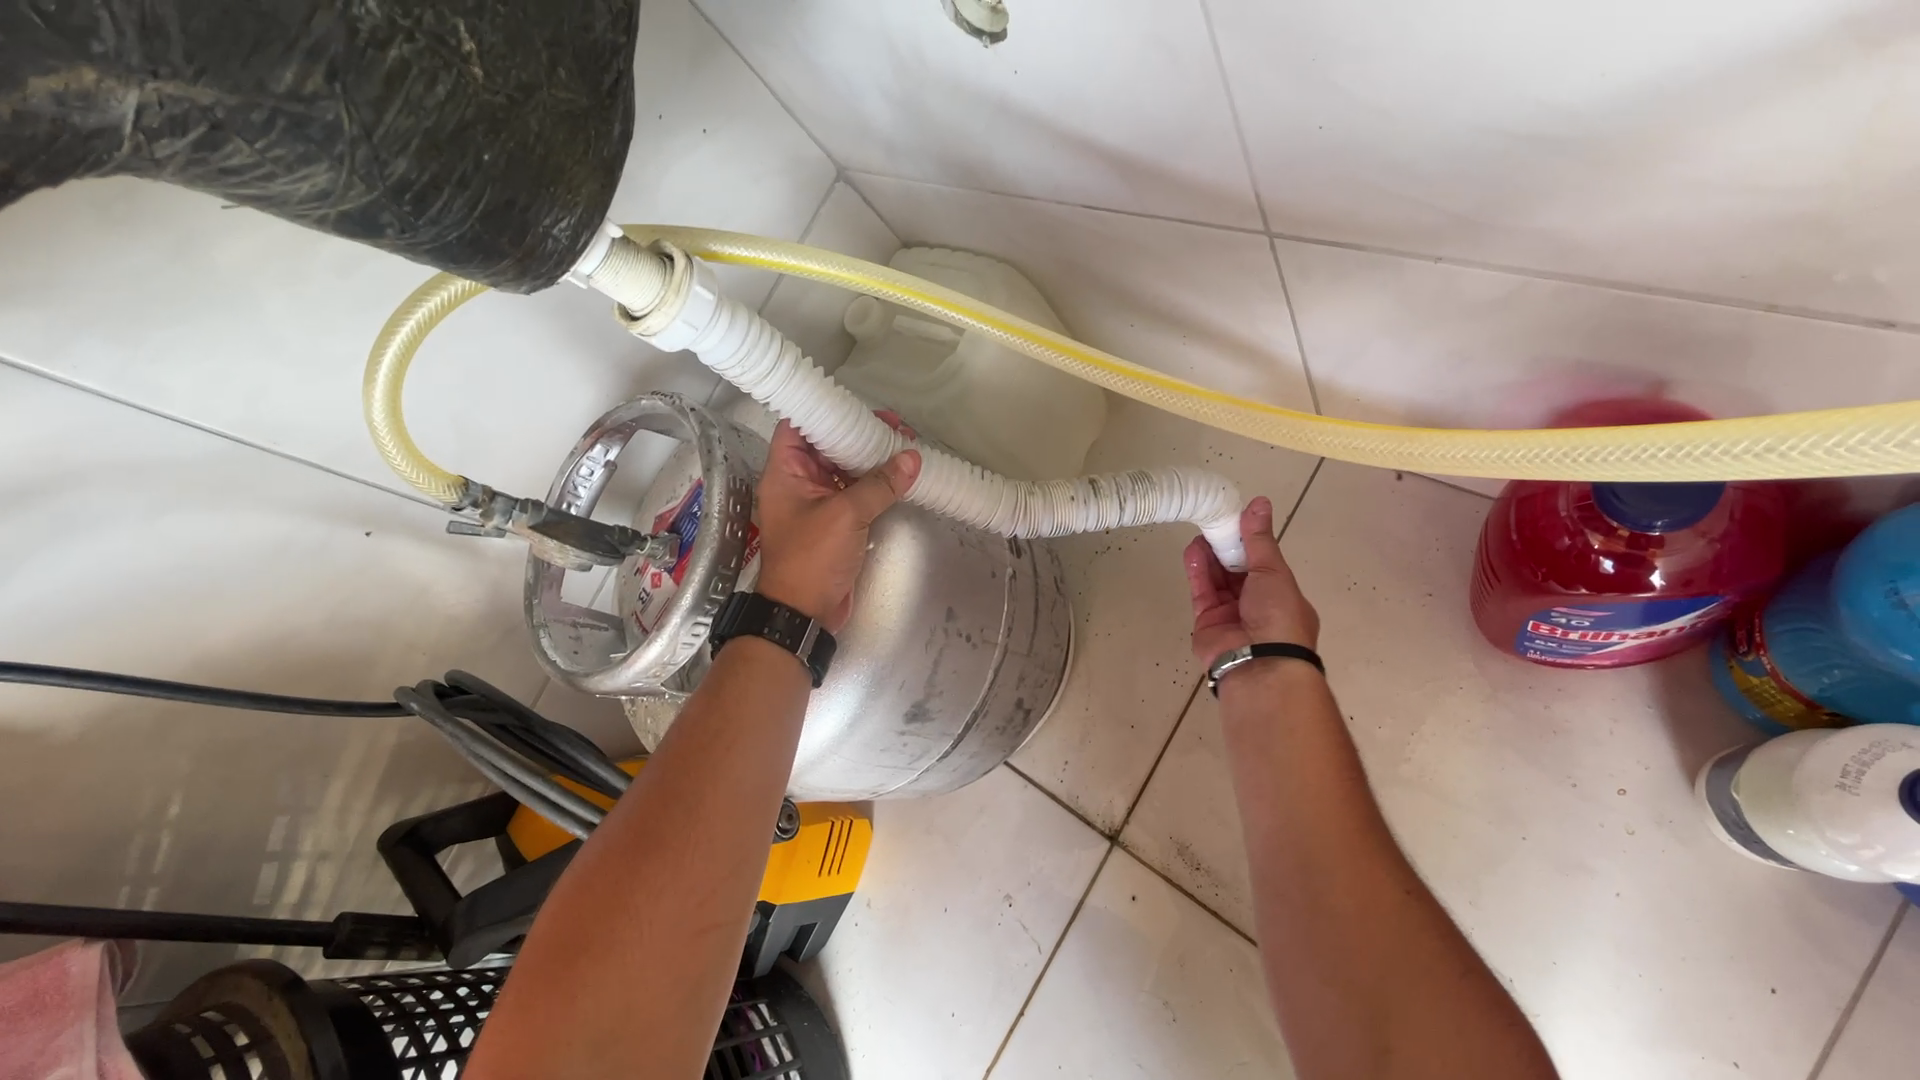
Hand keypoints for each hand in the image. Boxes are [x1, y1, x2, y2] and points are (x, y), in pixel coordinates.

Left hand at [755, 414, 920, 633]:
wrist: (804, 614)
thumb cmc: (812, 559)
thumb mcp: (847, 515)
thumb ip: (880, 484)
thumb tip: (912, 458)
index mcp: (785, 473)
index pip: (797, 426)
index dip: (825, 411)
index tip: (859, 406)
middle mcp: (797, 484)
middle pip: (827, 445)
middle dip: (859, 434)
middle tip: (896, 427)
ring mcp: (816, 505)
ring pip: (844, 469)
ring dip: (871, 459)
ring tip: (904, 447)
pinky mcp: (834, 524)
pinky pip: (854, 493)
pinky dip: (874, 484)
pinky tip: (899, 476)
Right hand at [1185, 496, 1319, 667]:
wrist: (1258, 663)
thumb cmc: (1278, 615)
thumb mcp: (1274, 571)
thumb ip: (1260, 539)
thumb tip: (1259, 502)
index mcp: (1281, 596)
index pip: (1263, 564)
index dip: (1250, 543)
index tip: (1236, 520)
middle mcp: (1257, 605)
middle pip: (1237, 570)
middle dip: (1226, 547)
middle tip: (1214, 523)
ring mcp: (1231, 614)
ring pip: (1217, 579)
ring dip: (1210, 557)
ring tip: (1200, 532)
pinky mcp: (1206, 622)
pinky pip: (1201, 592)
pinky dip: (1197, 572)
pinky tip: (1192, 552)